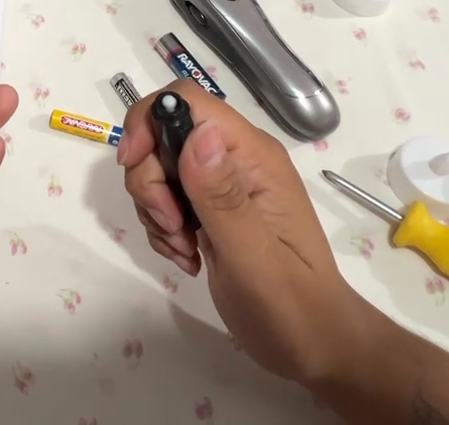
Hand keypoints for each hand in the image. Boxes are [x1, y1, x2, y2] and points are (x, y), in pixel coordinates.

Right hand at [118, 82, 374, 387]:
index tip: (132, 164)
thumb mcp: (254, 257)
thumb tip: (199, 133)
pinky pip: (163, 197)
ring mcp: (221, 182)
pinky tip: (186, 256)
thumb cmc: (292, 306)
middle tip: (172, 226)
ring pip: (157, 168)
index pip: (187, 100)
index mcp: (252, 154)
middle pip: (162, 135)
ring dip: (155, 209)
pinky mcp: (208, 207)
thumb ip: (222, 195)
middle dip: (150, 181)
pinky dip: (162, 227)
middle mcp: (235, 157)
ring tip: (184, 249)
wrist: (316, 347)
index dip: (150, 120)